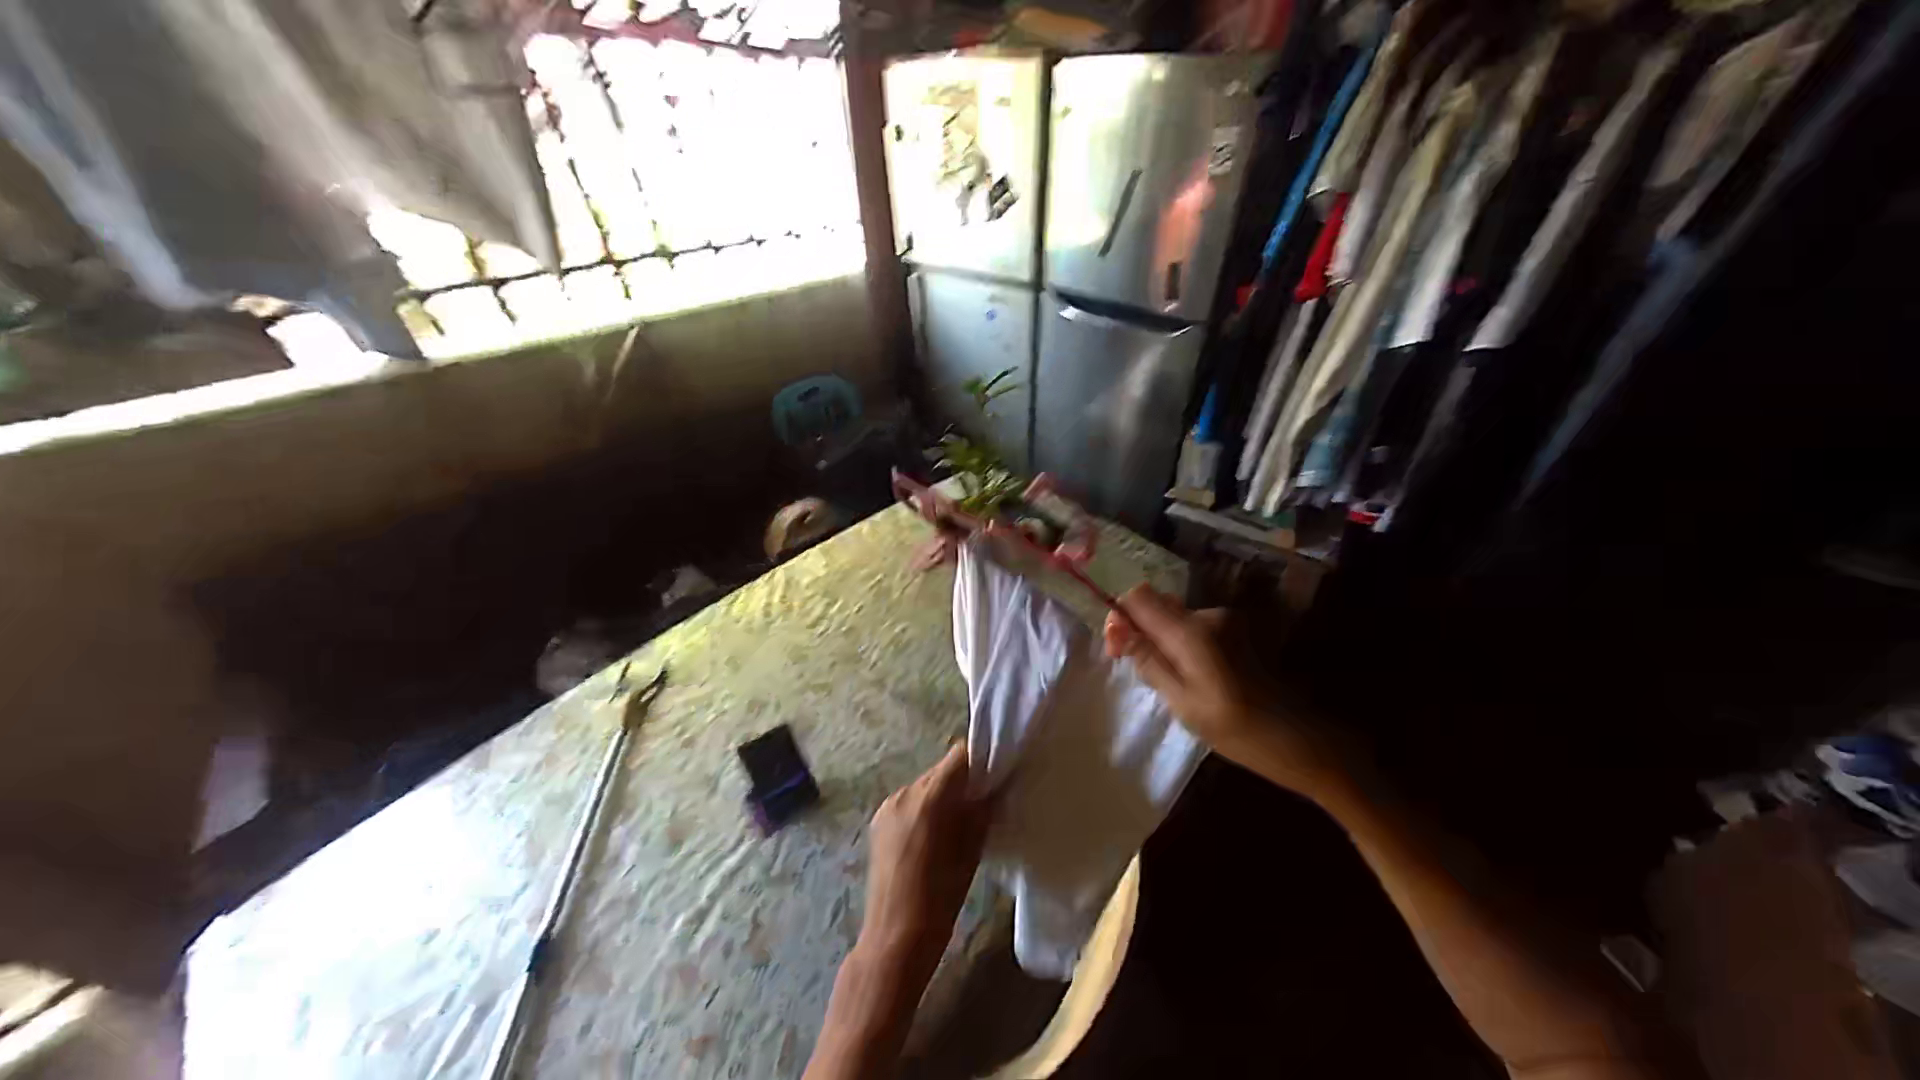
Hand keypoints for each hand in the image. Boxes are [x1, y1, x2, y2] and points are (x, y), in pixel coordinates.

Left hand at [859, 744, 992, 970]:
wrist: (894, 939)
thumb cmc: (939, 899)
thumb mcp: (970, 854)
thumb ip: (980, 813)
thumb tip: (992, 789)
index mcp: (929, 797)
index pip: (958, 756)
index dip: (980, 760)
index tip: (996, 773)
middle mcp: (904, 792)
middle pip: (941, 771)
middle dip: (962, 781)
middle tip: (982, 802)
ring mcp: (887, 807)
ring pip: (924, 786)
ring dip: (943, 797)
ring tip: (958, 824)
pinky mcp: (878, 822)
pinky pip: (909, 803)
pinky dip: (925, 809)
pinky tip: (935, 837)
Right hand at [1104, 585, 1350, 798]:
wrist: (1298, 739)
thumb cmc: (1234, 726)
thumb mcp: (1180, 699)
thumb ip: (1146, 658)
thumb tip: (1115, 626)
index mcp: (1190, 631)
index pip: (1139, 597)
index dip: (1120, 616)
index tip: (1117, 650)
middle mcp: (1207, 615)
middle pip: (1157, 604)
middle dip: (1137, 628)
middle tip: (1135, 667)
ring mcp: (1225, 622)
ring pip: (1174, 618)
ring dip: (1160, 639)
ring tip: (1165, 680)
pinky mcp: (1236, 633)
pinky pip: (1194, 629)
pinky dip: (1181, 645)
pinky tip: (1189, 677)